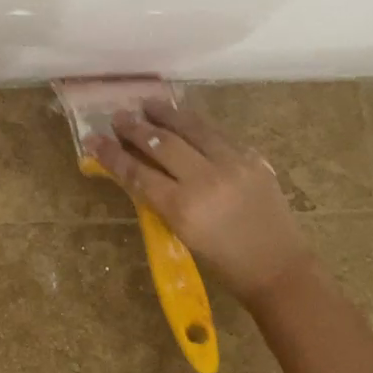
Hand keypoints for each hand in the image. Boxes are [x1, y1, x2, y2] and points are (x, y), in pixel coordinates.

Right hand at [84, 101, 310, 308]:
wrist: (279, 268)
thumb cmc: (225, 263)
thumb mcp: (183, 234)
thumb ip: (161, 201)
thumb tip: (138, 172)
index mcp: (182, 208)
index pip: (138, 173)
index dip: (112, 155)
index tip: (93, 140)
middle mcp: (205, 180)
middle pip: (162, 144)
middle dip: (136, 129)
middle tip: (119, 117)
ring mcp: (232, 165)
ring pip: (192, 128)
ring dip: (167, 115)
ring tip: (148, 104)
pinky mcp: (253, 159)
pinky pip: (219, 134)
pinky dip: (197, 125)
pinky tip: (186, 120)